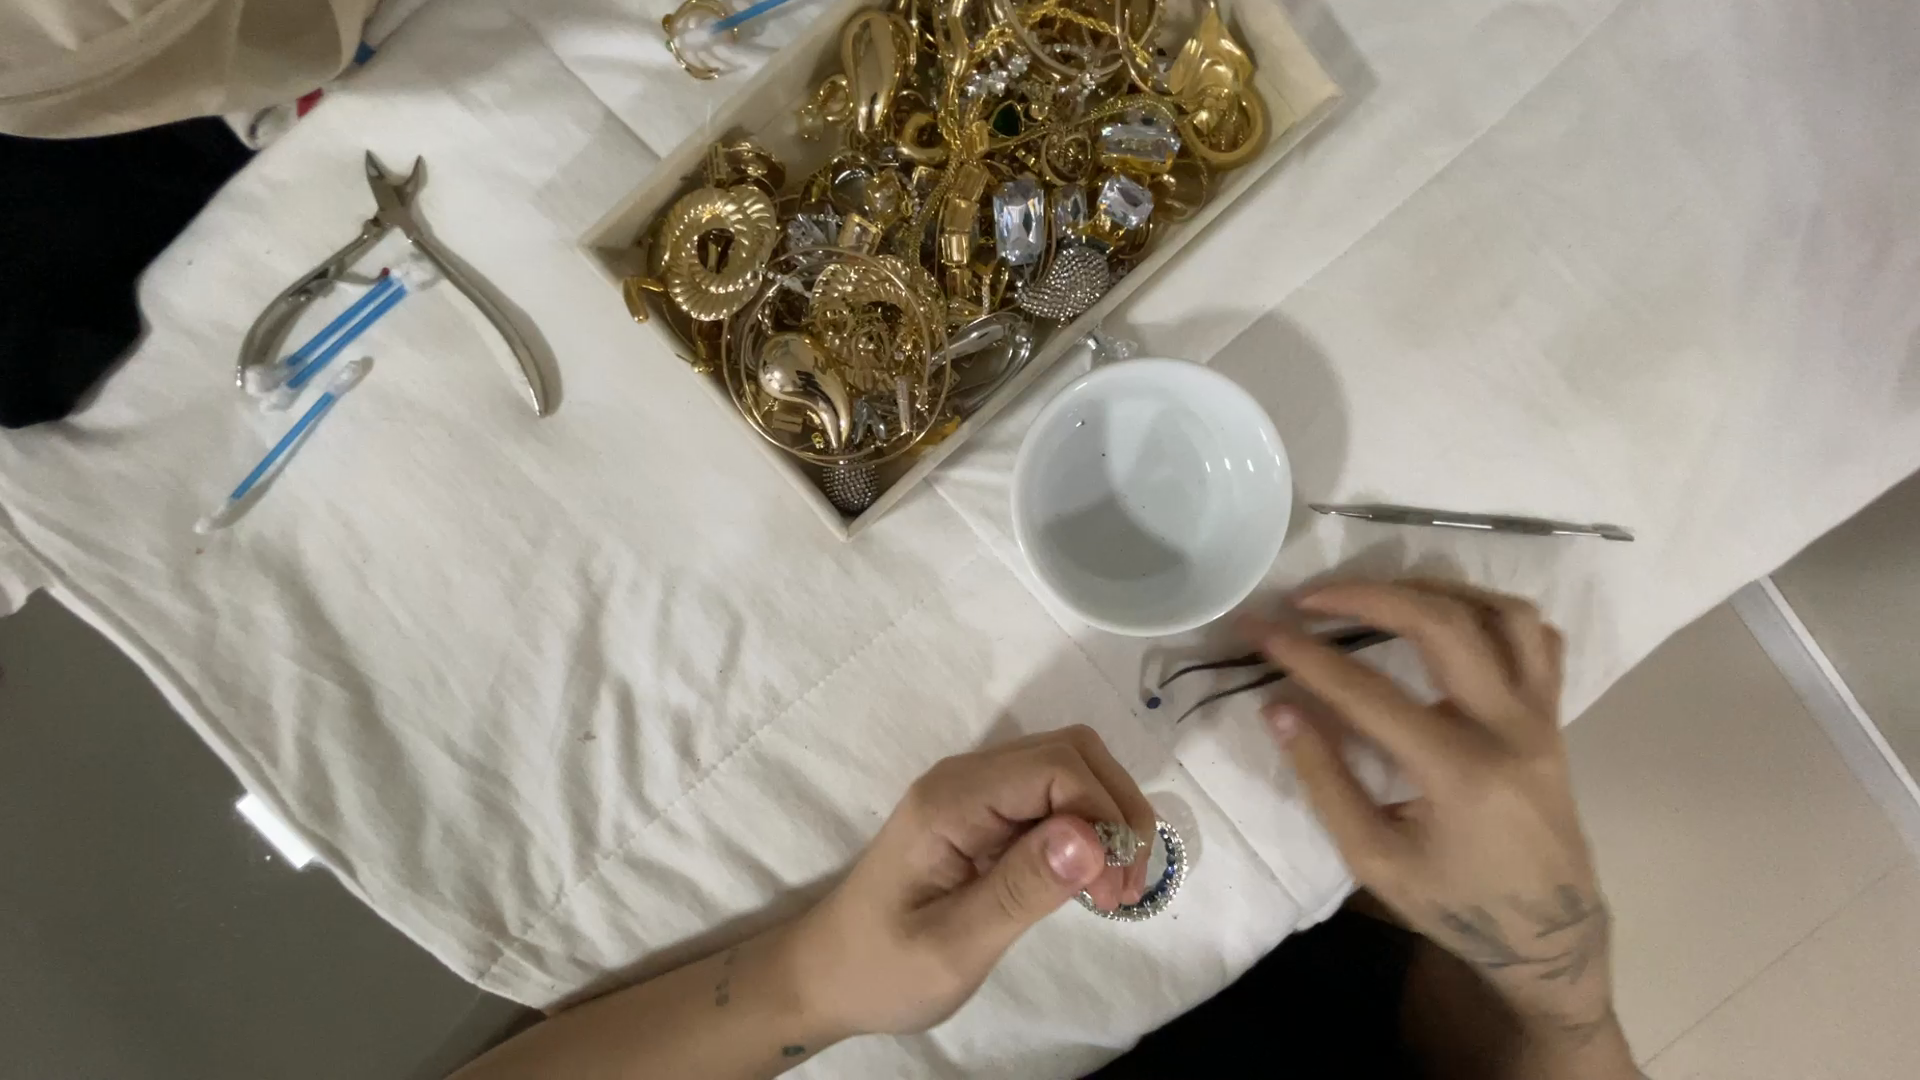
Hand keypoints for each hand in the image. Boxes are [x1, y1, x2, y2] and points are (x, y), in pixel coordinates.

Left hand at [784, 726, 1156, 1038]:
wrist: (831, 971)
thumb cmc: (884, 966)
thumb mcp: (953, 946)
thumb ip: (1022, 888)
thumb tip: (1093, 836)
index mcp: (953, 799)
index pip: (1054, 766)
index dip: (1102, 814)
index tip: (1115, 889)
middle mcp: (967, 776)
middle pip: (1070, 751)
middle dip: (1114, 810)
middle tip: (1122, 888)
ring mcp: (976, 788)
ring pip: (1068, 765)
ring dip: (1106, 815)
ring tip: (1111, 887)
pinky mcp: (986, 809)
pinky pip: (1052, 793)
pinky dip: (1085, 825)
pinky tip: (1087, 876)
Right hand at [1243, 581, 1629, 1064]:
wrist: (1547, 942)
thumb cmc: (1453, 904)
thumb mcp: (1371, 857)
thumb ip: (1323, 776)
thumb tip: (1277, 706)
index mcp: (1459, 773)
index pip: (1365, 691)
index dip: (1302, 653)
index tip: (1256, 627)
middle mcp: (1510, 731)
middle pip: (1442, 625)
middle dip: (1366, 596)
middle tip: (1308, 596)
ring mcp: (1542, 719)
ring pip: (1501, 616)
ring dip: (1431, 590)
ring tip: (1375, 593)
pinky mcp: (1554, 719)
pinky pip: (1536, 639)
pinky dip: (1487, 611)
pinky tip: (1442, 615)